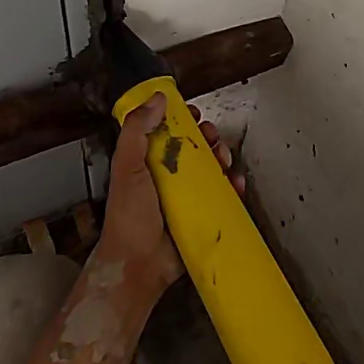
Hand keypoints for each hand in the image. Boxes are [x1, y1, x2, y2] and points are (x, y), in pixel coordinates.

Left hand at [99, 93, 243, 295]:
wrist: (139, 265)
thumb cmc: (128, 215)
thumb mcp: (127, 165)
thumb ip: (136, 129)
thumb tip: (158, 98)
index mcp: (146, 160)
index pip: (167, 131)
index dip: (181, 119)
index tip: (193, 114)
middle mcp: (166, 175)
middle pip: (193, 146)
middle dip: (206, 138)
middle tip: (212, 138)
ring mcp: (185, 196)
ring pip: (210, 168)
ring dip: (222, 158)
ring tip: (224, 160)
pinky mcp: (201, 215)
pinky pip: (222, 195)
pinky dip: (232, 186)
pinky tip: (236, 183)